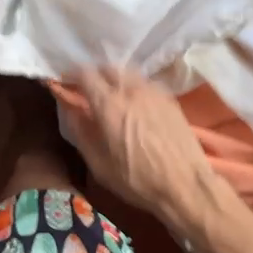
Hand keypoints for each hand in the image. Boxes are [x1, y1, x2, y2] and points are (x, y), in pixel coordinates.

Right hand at [57, 68, 220, 228]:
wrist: (185, 184)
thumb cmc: (137, 180)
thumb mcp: (99, 164)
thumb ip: (81, 131)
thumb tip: (69, 109)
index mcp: (109, 105)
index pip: (85, 73)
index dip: (72, 75)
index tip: (66, 83)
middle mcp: (130, 90)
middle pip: (107, 68)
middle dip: (95, 75)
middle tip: (89, 91)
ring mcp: (153, 91)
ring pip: (128, 73)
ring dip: (116, 80)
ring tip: (113, 97)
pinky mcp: (169, 97)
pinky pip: (146, 83)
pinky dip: (135, 87)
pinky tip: (137, 104)